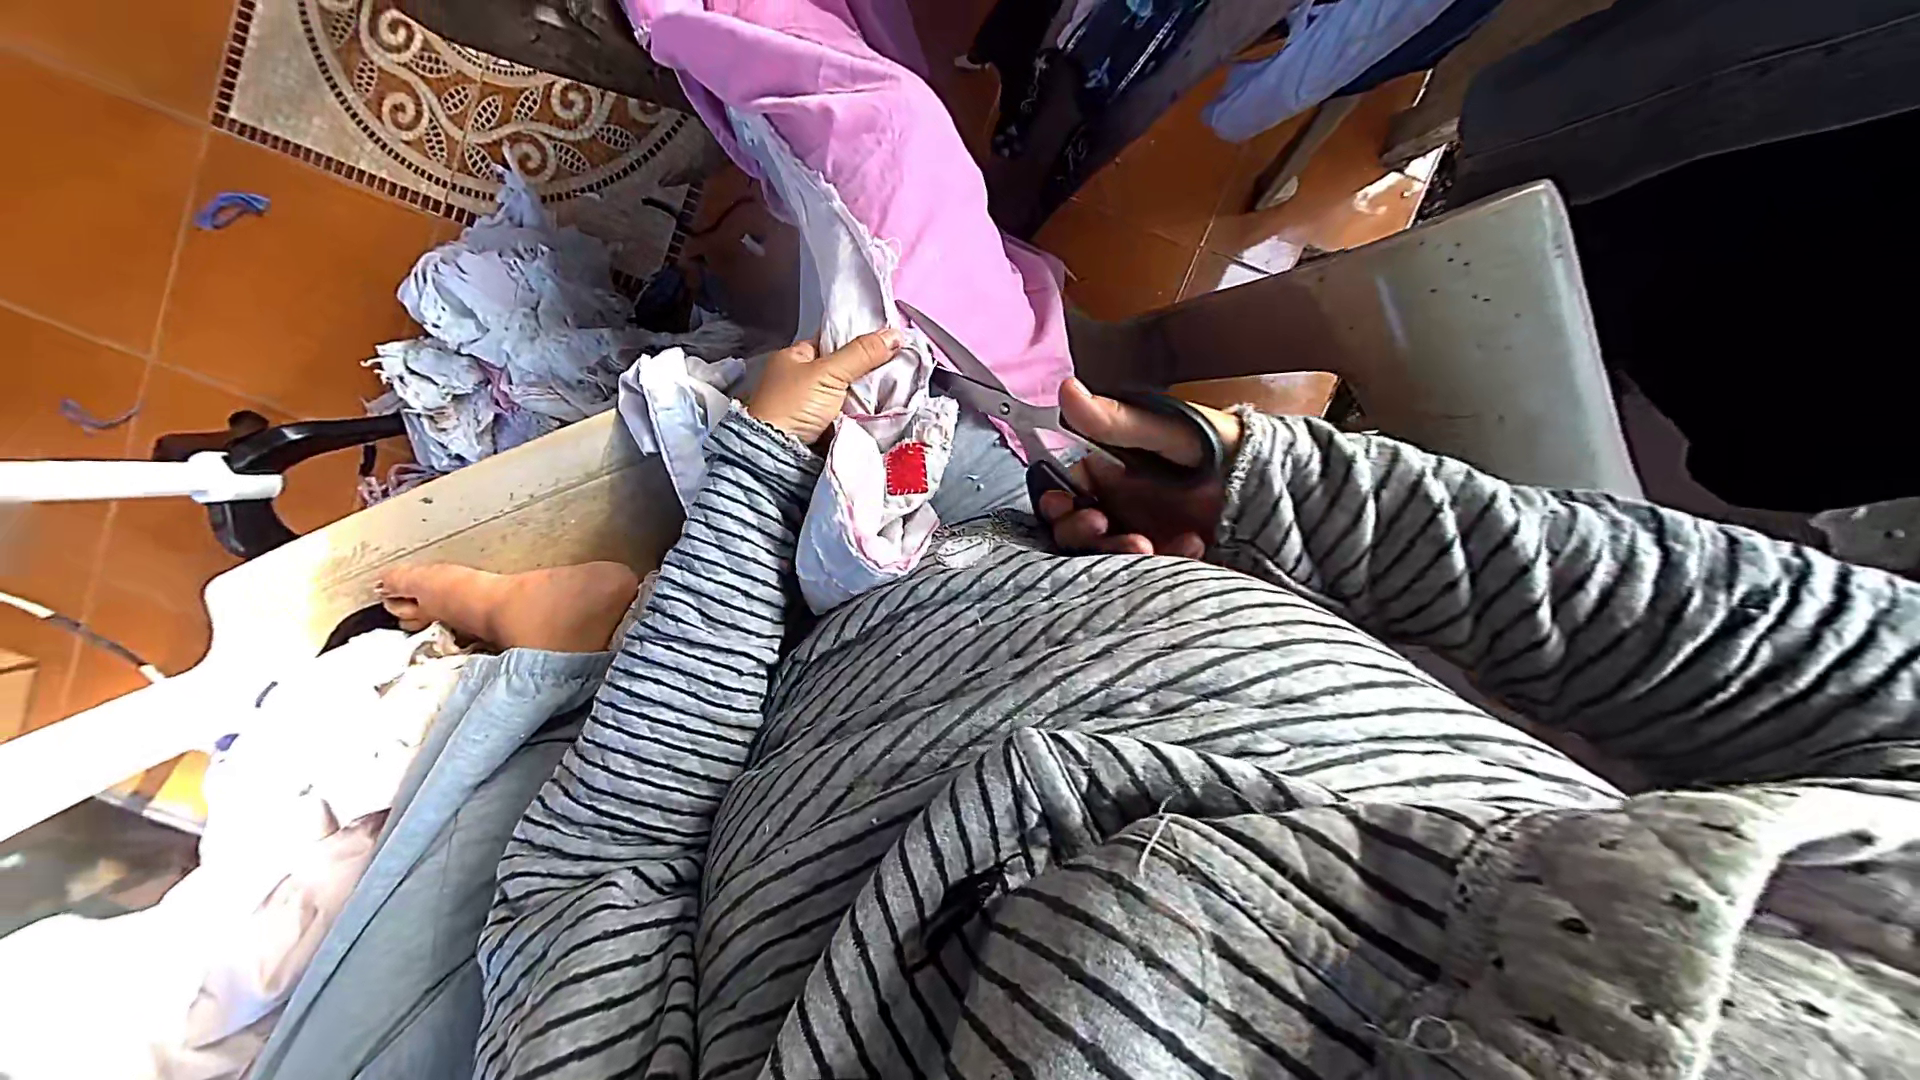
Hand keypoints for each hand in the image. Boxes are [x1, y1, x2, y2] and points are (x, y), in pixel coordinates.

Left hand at [747, 329, 905, 442]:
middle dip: (869, 368)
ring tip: (898, 383)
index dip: (858, 337)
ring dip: (869, 391)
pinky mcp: (824, 426)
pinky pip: (851, 411)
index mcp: (795, 357)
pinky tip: (884, 405)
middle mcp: (803, 378)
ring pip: (850, 391)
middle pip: (844, 366)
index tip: (887, 339)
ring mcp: (814, 403)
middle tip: (898, 363)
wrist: (780, 453)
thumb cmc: (794, 405)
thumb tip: (894, 335)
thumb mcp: (828, 372)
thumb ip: (861, 353)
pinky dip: (865, 410)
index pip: (832, 339)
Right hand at [1037, 378, 1242, 556]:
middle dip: (1082, 534)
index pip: (1066, 493)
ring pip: (1105, 556)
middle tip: (1102, 527)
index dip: (1057, 504)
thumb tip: (1066, 389)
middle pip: (1077, 531)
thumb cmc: (1219, 444)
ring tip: (1146, 545)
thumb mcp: (1167, 430)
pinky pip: (1148, 571)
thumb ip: (1115, 421)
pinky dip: (1163, 562)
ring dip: (1116, 552)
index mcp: (1107, 473)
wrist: (1279, 479)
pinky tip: (1190, 545)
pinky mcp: (1166, 558)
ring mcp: (1139, 533)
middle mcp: (1116, 506)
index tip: (1064, 507)